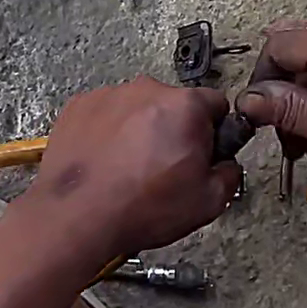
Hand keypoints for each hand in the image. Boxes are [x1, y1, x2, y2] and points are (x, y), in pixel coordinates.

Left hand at [21, 78, 241, 263]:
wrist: (75, 216)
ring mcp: (110, 96)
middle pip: (175, 105)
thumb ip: (230, 175)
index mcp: (185, 106)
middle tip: (166, 170)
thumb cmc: (138, 207)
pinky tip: (107, 164)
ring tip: (130, 171)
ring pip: (138, 110)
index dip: (215, 132)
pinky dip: (109, 134)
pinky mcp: (80, 107)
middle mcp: (147, 90)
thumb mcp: (208, 202)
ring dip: (140, 132)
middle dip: (175, 132)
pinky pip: (106, 115)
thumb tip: (227, 166)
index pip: (216, 104)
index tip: (204, 153)